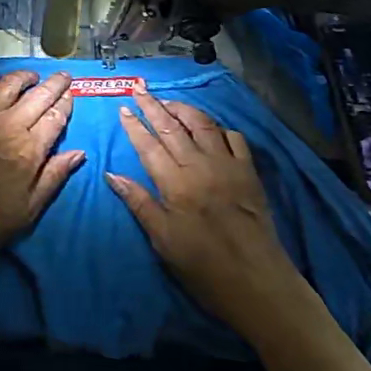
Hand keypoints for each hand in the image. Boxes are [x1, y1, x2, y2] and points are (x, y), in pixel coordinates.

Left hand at [0, 70, 85, 280]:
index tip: (72, 94)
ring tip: (32, 77)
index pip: (56, 116)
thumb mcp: (29, 209)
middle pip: (37, 94)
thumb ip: (54, 176)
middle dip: (54, 83)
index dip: (67, 103)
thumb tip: (79, 153)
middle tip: (63, 76)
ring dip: (24, 77)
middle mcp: (7, 124)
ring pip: (7, 83)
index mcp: (29, 149)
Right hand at [107, 91, 308, 332]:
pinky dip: (219, 128)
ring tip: (169, 101)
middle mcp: (200, 166)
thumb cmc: (203, 267)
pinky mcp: (249, 173)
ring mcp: (228, 166)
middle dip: (153, 106)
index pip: (149, 146)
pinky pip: (234, 139)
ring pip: (203, 125)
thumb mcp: (163, 240)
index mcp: (176, 183)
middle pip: (172, 127)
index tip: (124, 108)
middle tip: (139, 88)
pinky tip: (211, 129)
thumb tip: (112, 175)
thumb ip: (140, 203)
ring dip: (184, 109)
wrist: (258, 282)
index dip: (135, 126)